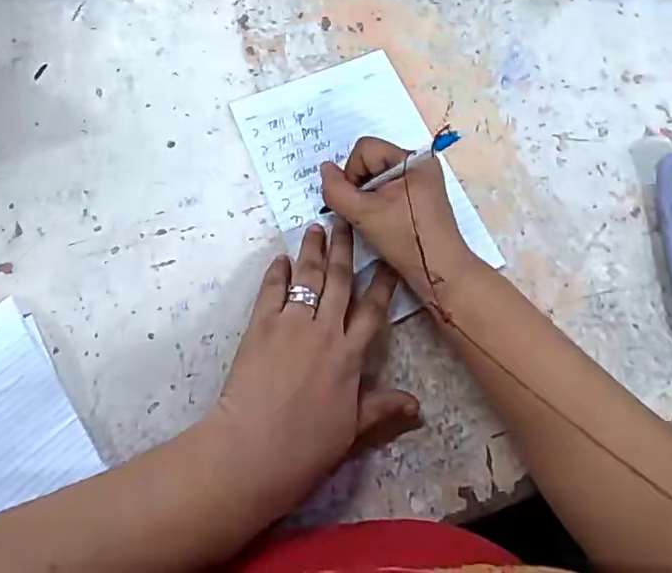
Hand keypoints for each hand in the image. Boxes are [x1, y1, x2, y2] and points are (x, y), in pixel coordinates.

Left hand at [207, 222, 421, 505]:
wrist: (254, 449)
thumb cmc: (306, 447)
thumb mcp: (351, 431)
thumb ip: (381, 408)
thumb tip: (417, 406)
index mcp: (350, 356)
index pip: (372, 311)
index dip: (381, 284)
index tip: (387, 260)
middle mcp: (325, 331)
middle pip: (339, 281)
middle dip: (345, 249)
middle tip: (347, 222)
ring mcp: (292, 324)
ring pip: (307, 277)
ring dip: (313, 250)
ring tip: (317, 227)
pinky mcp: (261, 324)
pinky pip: (272, 289)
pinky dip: (277, 271)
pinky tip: (281, 258)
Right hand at [320, 137, 481, 303]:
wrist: (441, 272)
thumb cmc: (405, 240)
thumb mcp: (362, 214)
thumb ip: (336, 190)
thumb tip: (325, 168)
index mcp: (413, 158)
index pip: (364, 149)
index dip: (352, 173)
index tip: (358, 202)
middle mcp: (421, 162)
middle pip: (371, 160)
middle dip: (360, 185)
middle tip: (365, 213)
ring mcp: (424, 179)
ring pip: (379, 175)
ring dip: (369, 196)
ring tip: (376, 220)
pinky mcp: (423, 195)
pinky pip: (391, 186)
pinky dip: (380, 201)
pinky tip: (384, 222)